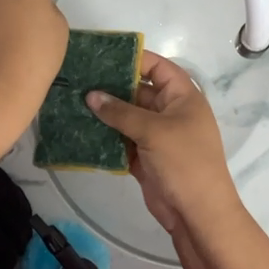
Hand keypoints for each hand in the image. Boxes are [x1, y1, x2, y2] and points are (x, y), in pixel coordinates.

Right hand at [87, 52, 242, 233]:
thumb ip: (120, 112)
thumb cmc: (184, 162)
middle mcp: (170, 112)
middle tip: (77, 80)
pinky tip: (80, 131)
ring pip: (126, 118)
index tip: (101, 57)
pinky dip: (105, 138)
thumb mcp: (153, 131)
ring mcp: (157, 136)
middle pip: (137, 91)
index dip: (133, 59)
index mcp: (182, 96)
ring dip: (104, 114)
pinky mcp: (144, 157)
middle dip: (110, 87)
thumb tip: (91, 95)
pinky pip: (121, 141)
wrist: (197, 212)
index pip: (157, 67)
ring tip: (71, 103)